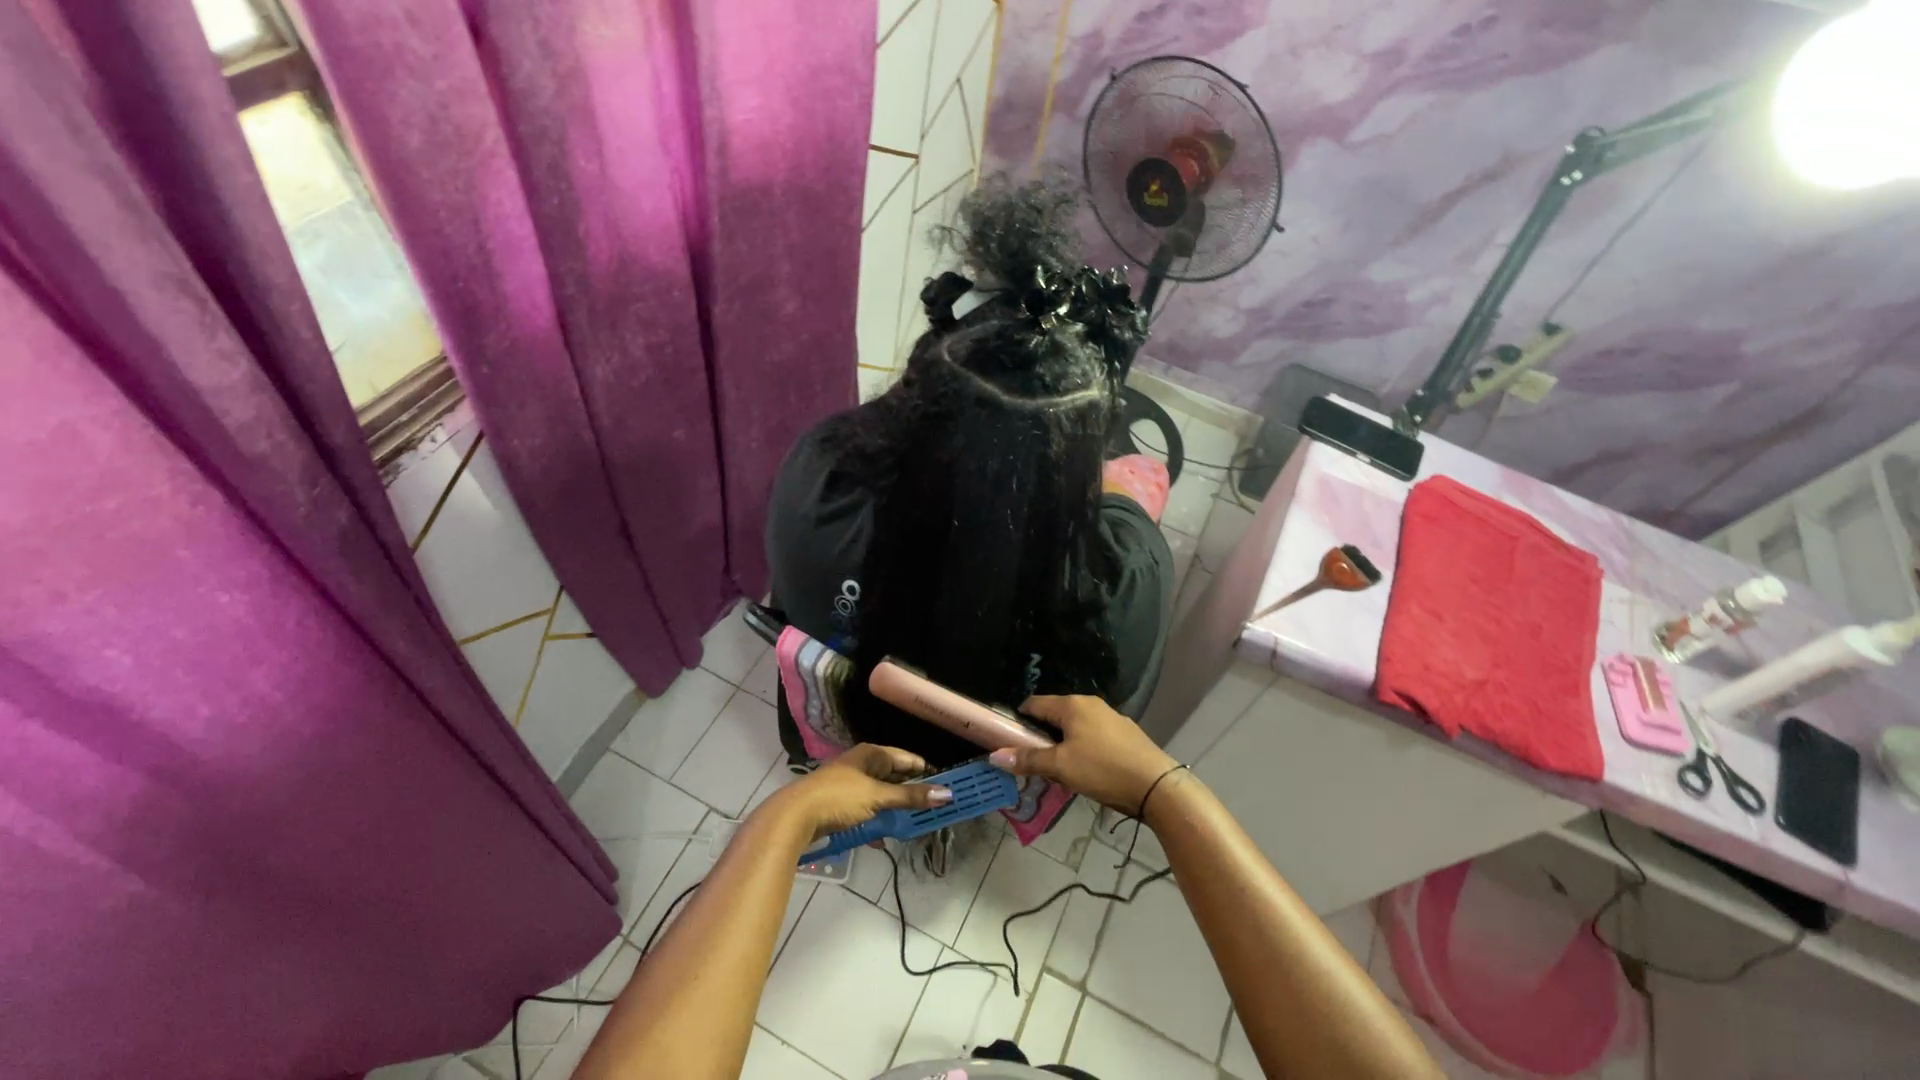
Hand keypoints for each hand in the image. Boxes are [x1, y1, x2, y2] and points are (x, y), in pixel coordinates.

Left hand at [763, 744, 952, 839]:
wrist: (795, 816)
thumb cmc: (839, 798)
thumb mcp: (878, 797)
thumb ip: (911, 797)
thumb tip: (946, 794)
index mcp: (871, 755)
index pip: (907, 759)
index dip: (926, 772)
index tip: (945, 789)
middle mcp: (861, 765)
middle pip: (894, 778)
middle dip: (910, 796)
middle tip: (930, 812)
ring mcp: (848, 785)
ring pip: (880, 796)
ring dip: (893, 812)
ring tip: (908, 828)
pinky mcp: (839, 804)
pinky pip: (865, 811)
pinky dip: (874, 822)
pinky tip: (880, 839)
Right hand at [990, 695, 1179, 813]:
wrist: (1155, 785)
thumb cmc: (1102, 769)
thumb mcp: (1060, 767)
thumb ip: (1028, 760)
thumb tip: (995, 756)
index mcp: (1072, 705)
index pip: (1035, 704)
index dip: (1019, 720)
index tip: (1009, 740)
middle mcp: (1091, 704)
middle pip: (1055, 715)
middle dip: (1041, 735)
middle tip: (1033, 761)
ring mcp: (1111, 718)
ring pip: (1076, 727)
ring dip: (1063, 744)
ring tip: (1057, 769)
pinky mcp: (1125, 734)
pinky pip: (1093, 736)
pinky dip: (1083, 748)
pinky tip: (1086, 770)